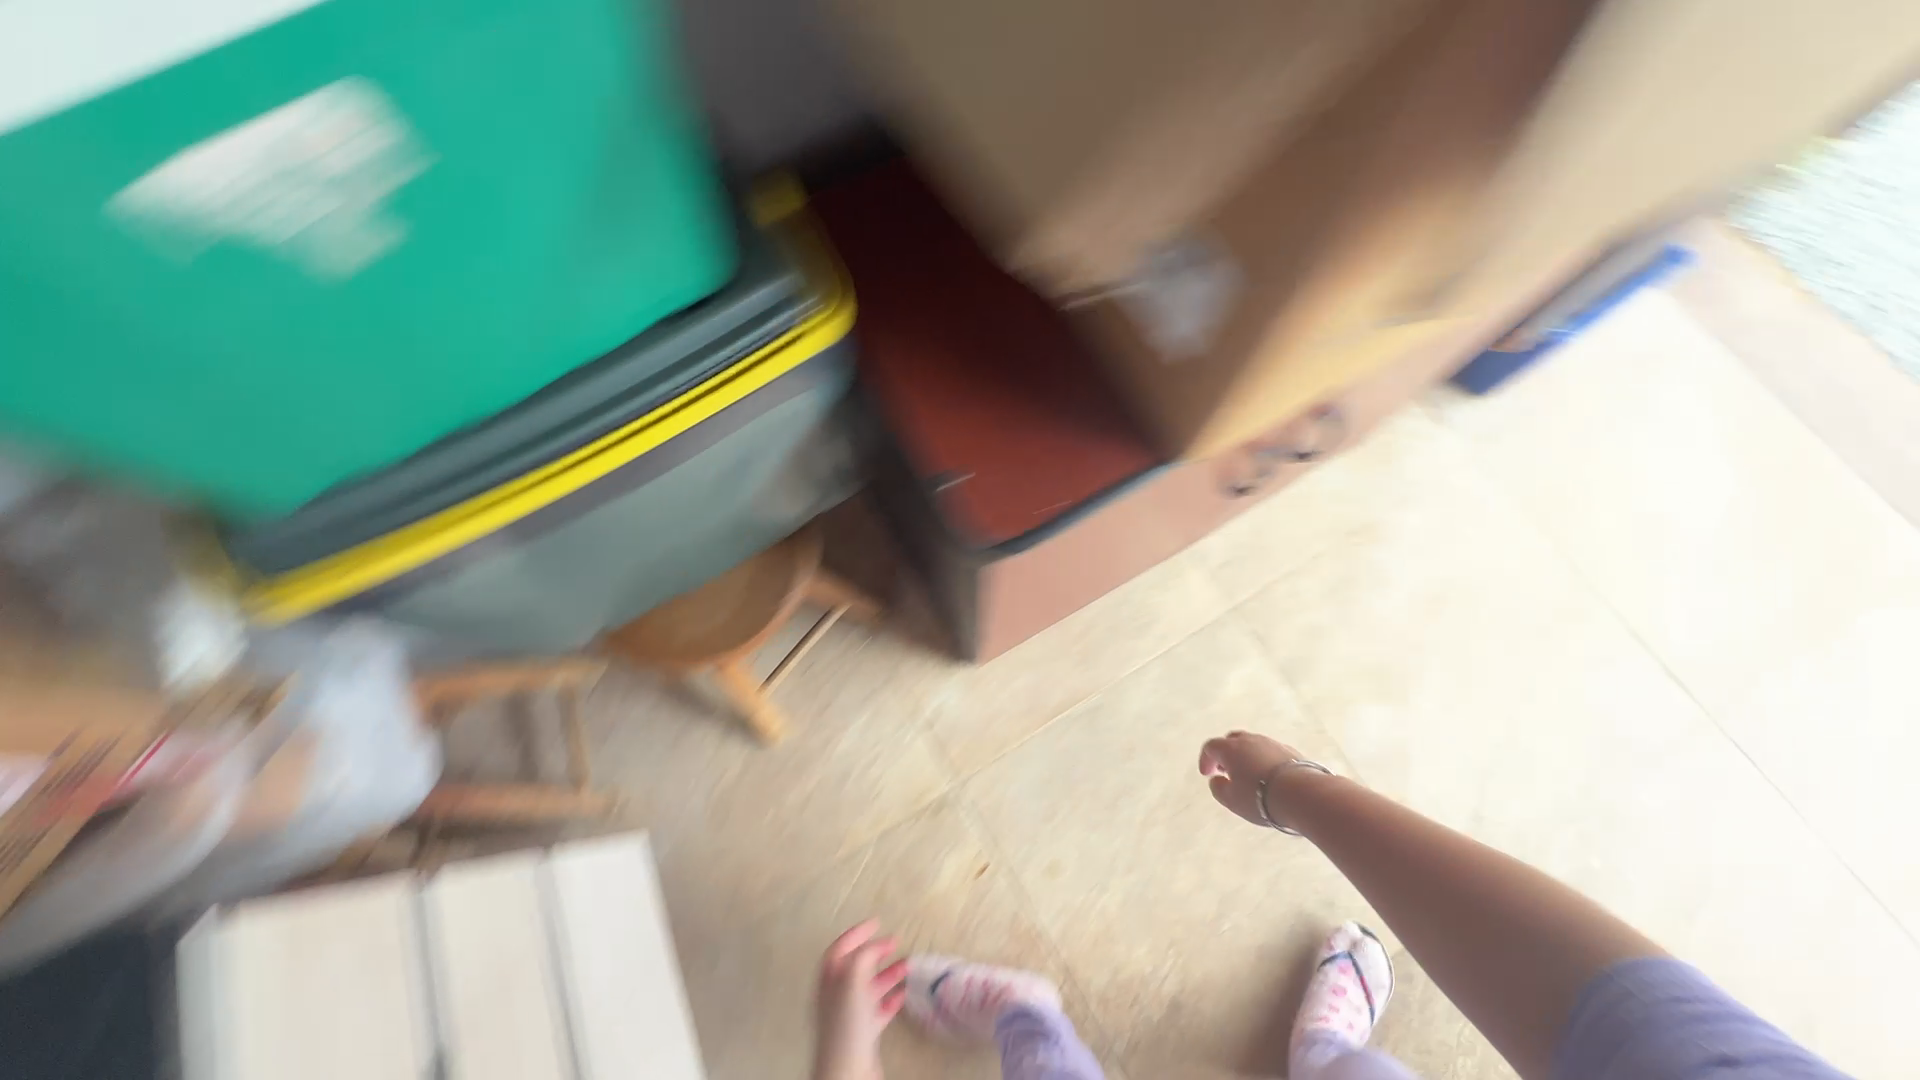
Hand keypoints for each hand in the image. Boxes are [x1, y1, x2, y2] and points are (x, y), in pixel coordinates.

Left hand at [814, 920, 907, 1079]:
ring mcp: (849, 1015)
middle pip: (854, 966)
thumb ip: (862, 957)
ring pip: (868, 987)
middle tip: (895, 941)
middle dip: (874, 952)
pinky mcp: (863, 1034)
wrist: (848, 1071)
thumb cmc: (847, 1023)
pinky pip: (878, 1010)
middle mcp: (836, 995)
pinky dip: (891, 999)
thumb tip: (873, 945)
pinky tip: (903, 994)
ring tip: (907, 965)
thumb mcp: (853, 980)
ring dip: (887, 973)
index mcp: (829, 979)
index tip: (877, 922)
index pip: (839, 948)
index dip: (856, 933)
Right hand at [1198, 730, 1305, 827]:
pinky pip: (1270, 752)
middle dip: (1225, 753)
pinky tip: (1269, 777)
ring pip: (1253, 744)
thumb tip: (1217, 780)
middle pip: (1232, 740)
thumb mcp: (1230, 800)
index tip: (1207, 774)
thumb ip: (1218, 788)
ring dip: (1246, 756)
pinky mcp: (1291, 751)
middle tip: (1226, 770)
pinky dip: (1264, 761)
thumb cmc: (1259, 798)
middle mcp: (1250, 740)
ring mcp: (1272, 743)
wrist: (1303, 795)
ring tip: (1249, 775)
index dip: (1205, 759)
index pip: (1210, 746)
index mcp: (1230, 749)